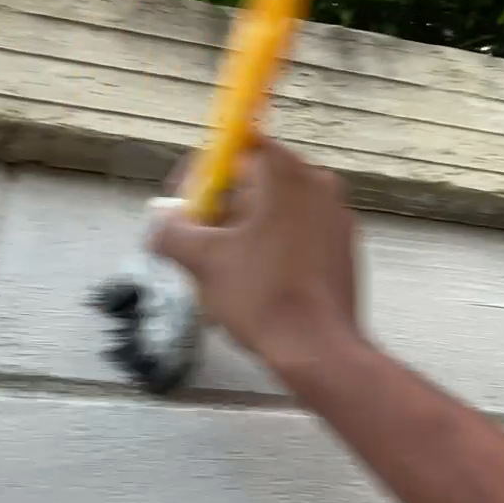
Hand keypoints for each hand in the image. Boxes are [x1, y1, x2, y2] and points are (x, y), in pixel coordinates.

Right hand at [151, 135, 365, 372]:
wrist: (319, 351)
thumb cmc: (264, 299)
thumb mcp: (202, 261)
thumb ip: (171, 231)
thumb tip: (159, 225)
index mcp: (285, 171)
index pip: (232, 150)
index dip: (200, 179)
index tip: (184, 210)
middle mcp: (318, 184)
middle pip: (254, 185)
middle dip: (220, 216)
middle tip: (198, 252)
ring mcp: (337, 218)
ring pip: (274, 217)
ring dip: (243, 240)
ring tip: (225, 281)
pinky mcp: (344, 251)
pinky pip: (297, 241)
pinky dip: (273, 256)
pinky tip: (257, 291)